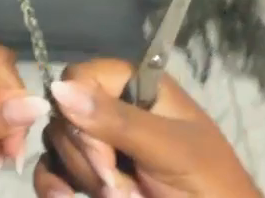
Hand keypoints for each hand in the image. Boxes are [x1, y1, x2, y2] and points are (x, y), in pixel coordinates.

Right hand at [36, 63, 258, 197]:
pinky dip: (52, 185)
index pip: (80, 77)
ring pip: (57, 142)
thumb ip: (118, 120)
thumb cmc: (212, 190)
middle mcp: (112, 107)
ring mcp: (101, 143)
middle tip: (125, 192)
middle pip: (65, 112)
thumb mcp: (173, 152)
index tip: (107, 160)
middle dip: (88, 158)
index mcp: (135, 86)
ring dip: (82, 177)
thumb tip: (58, 90)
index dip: (81, 114)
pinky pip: (53, 168)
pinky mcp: (92, 176)